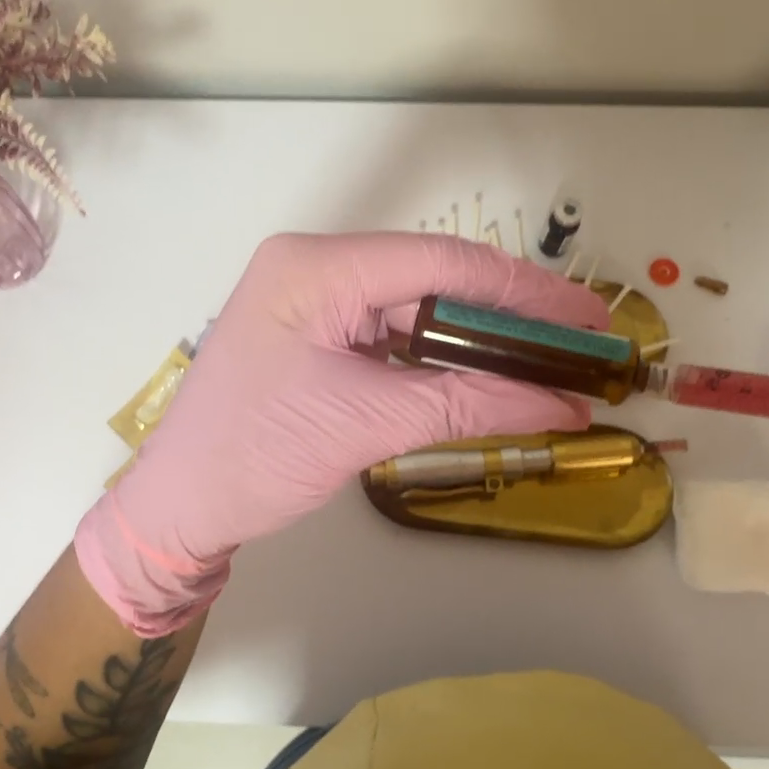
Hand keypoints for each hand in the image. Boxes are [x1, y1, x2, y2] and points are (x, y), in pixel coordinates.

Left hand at [74, 232, 611, 634]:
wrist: (182, 505)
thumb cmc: (258, 457)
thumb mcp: (367, 423)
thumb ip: (468, 403)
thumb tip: (564, 403)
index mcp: (316, 268)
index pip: (441, 262)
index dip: (523, 290)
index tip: (587, 316)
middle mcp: (314, 268)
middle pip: (433, 281)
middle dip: (508, 317)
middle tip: (580, 342)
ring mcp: (312, 301)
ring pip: (417, 309)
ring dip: (479, 340)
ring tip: (549, 362)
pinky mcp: (315, 336)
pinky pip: (392, 336)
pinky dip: (441, 359)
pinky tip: (488, 375)